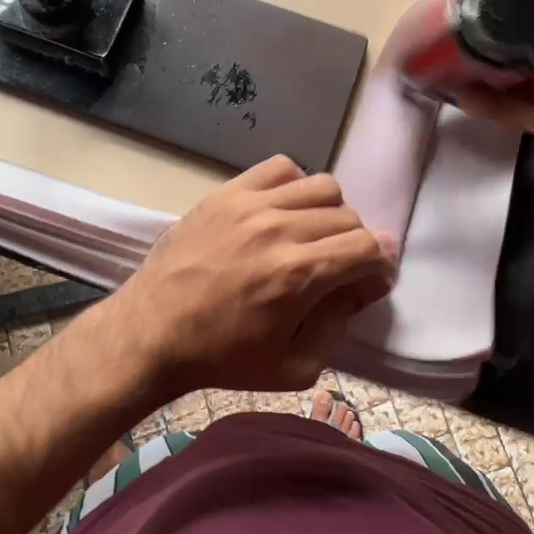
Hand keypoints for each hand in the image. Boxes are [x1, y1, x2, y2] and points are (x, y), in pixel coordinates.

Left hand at [95, 155, 396, 399]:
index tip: (369, 282)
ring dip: (330, 214)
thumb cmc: (224, 356)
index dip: (379, 267)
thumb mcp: (295, 366)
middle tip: (339, 269)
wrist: (153, 330)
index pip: (368, 248)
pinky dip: (295, 185)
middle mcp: (280, 228)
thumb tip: (360, 285)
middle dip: (355, 246)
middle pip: (349, 217)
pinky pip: (282, 167)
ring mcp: (251, 204)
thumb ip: (338, 323)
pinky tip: (284, 211)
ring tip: (312, 237)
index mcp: (298, 274)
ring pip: (322, 186)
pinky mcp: (227, 192)